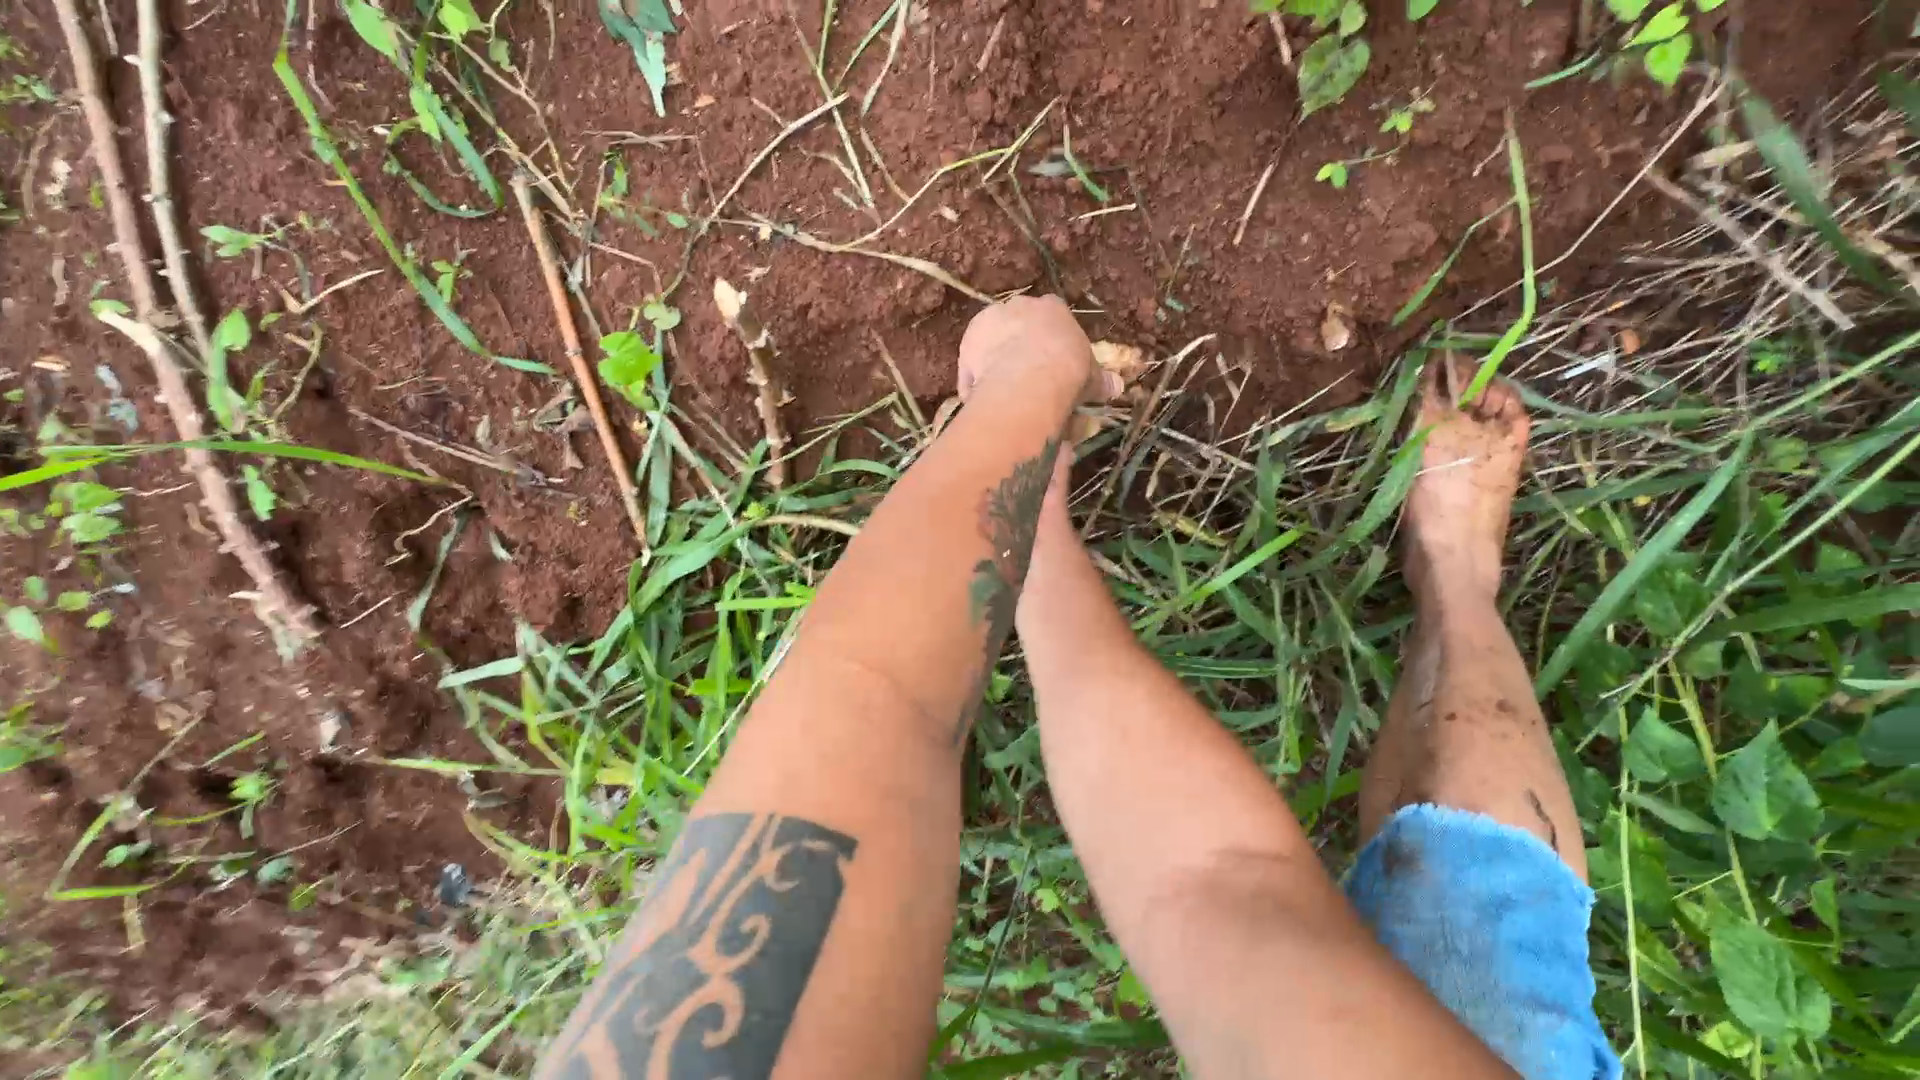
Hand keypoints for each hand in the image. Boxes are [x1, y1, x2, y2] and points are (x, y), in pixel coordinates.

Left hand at [956, 295, 1105, 402]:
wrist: (1033, 377)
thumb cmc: (1070, 370)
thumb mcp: (1091, 376)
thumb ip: (1100, 380)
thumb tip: (1118, 388)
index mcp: (1052, 307)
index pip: (1052, 314)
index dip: (1050, 338)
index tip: (1053, 359)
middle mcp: (1018, 306)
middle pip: (1017, 324)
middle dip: (1019, 346)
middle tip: (1026, 376)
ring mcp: (989, 322)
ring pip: (991, 343)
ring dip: (994, 362)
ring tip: (1003, 393)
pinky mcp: (966, 345)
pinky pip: (971, 365)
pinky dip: (975, 382)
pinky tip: (985, 402)